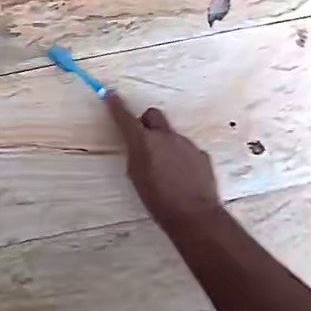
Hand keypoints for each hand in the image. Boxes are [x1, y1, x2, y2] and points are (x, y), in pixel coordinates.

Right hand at [106, 93, 223, 226]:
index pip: (126, 118)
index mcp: (145, 142)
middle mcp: (166, 137)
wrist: (195, 216)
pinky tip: (181, 177)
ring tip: (165, 171)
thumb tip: (138, 146)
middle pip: (153, 115)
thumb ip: (135, 156)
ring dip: (164, 144)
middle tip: (143, 141)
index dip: (116, 106)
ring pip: (170, 134)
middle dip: (145, 123)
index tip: (110, 95)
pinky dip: (180, 157)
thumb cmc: (159, 201)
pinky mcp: (200, 154)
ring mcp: (186, 143)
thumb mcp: (137, 178)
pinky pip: (185, 149)